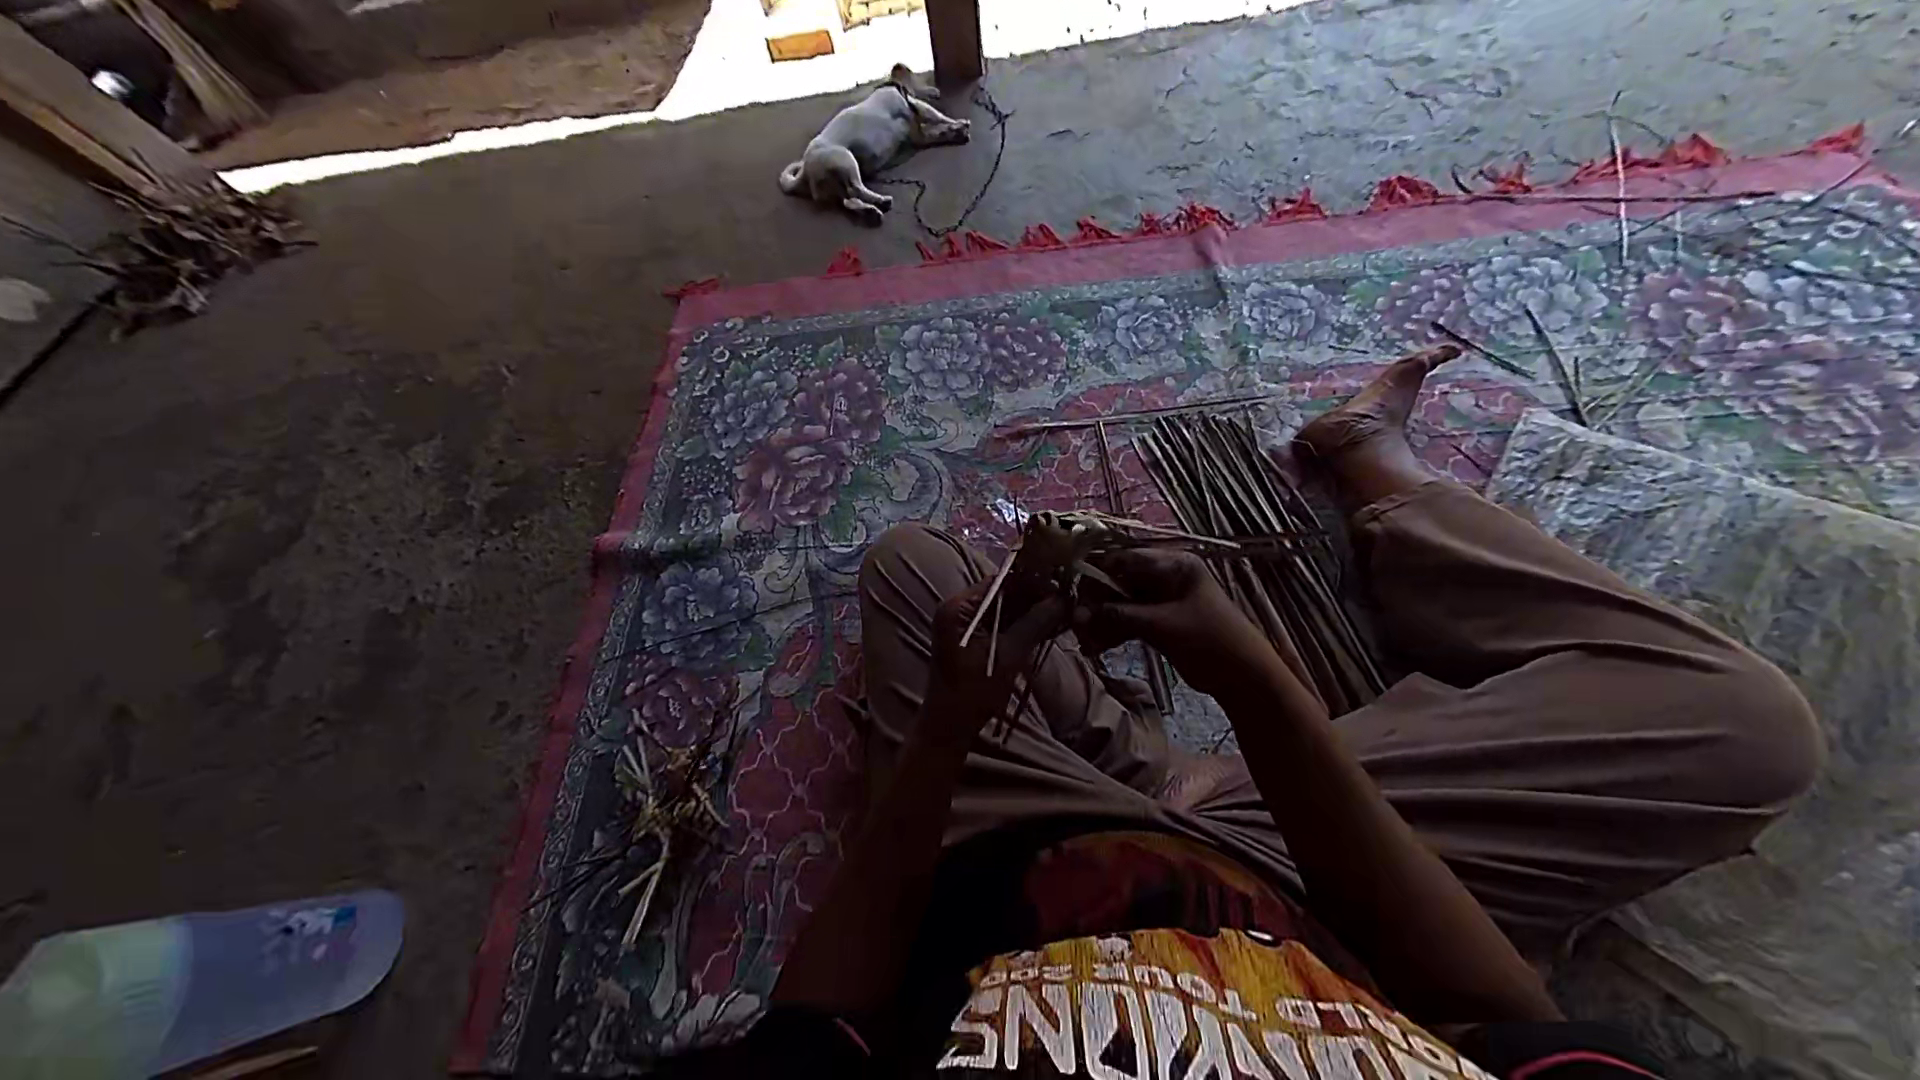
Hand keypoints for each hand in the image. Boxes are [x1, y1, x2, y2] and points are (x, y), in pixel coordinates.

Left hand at [927, 577, 1068, 735]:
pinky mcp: (976, 639)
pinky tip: (1054, 627)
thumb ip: (1033, 624)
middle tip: (1070, 603)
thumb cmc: (973, 693)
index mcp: (959, 607)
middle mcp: (960, 609)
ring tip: (1068, 614)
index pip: (1000, 581)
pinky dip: (1027, 626)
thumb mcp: (1007, 656)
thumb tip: (1062, 599)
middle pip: (1006, 593)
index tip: (1062, 587)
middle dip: (1038, 598)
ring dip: (1036, 612)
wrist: (950, 729)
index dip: (1033, 582)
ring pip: (1009, 608)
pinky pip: (1005, 623)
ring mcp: (967, 624)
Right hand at [1072, 549, 1274, 697]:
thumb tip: (1078, 614)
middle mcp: (1166, 576)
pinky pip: (1129, 620)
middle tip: (1073, 618)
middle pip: (1121, 581)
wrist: (1244, 677)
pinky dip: (1114, 631)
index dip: (1097, 570)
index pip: (1126, 558)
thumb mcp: (1162, 625)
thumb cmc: (1209, 640)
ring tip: (1081, 636)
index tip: (1069, 585)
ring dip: (1102, 619)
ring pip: (1122, 603)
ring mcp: (1162, 600)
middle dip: (1096, 600)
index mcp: (1174, 564)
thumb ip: (1119, 616)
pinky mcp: (1160, 622)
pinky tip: (1095, 645)